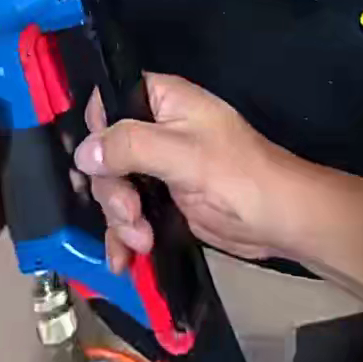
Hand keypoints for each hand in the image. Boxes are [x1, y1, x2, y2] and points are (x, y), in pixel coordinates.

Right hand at [74, 72, 306, 270]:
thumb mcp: (180, 154)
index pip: (109, 103)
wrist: (280, 220)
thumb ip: (129, 146)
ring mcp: (158, 166)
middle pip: (107, 153)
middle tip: (132, 216)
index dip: (98, 132)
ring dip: (120, 218)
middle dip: (113, 191)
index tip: (102, 164)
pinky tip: (125, 260)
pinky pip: (129, 213)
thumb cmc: (236, 174)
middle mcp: (154, 128)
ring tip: (141, 243)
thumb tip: (83, 153)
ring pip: (115, 187)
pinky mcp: (163, 199)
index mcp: (160, 101)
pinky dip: (124, 236)